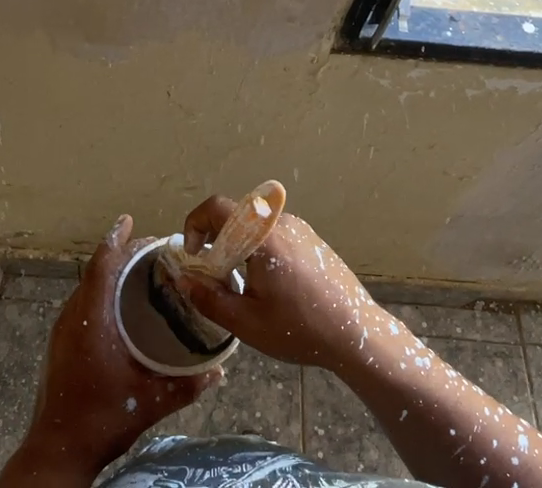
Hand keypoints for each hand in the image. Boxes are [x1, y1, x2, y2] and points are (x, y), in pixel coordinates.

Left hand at [0, 216, 221, 485]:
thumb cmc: (102, 419)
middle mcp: (73, 318)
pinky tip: (120, 305)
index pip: (102, 266)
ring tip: (138, 271)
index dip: (116, 239)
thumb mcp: (150, 402)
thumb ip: (187, 385)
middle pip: (95, 272)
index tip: (130, 220)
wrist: (58, 450)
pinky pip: (82, 304)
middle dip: (120, 254)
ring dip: (109, 273)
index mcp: (91, 320)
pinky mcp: (61, 344)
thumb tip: (219, 370)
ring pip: (87, 288)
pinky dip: (101, 292)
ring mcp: (63, 331)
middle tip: (150, 249)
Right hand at [177, 196, 398, 375]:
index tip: (194, 254)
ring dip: (238, 246)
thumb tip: (183, 281)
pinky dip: (259, 249)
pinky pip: (274, 234)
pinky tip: (269, 284)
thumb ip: (209, 299)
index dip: (195, 223)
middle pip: (236, 216)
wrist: (357, 334)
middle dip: (216, 240)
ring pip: (255, 226)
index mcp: (263, 238)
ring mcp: (300, 229)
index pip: (217, 207)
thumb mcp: (246, 323)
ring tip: (242, 283)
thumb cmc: (300, 329)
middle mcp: (281, 223)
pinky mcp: (311, 239)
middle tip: (215, 274)